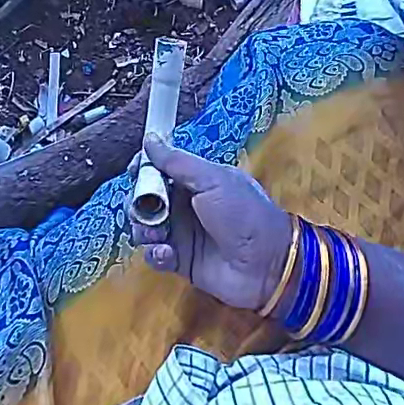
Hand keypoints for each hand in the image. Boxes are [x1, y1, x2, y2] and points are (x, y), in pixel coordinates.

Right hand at [131, 134, 292, 312]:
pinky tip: (167, 253)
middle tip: (146, 210)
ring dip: (144, 229)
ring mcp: (181, 233)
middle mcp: (184, 205)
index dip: (143, 168)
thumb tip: (150, 139)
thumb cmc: (244, 214)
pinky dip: (155, 253)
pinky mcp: (179, 260)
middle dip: (138, 203)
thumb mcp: (213, 180)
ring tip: (158, 235)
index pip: (158, 169)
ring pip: (144, 226)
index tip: (134, 171)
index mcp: (194, 181)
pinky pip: (154, 253)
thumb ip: (177, 162)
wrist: (269, 265)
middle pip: (145, 198)